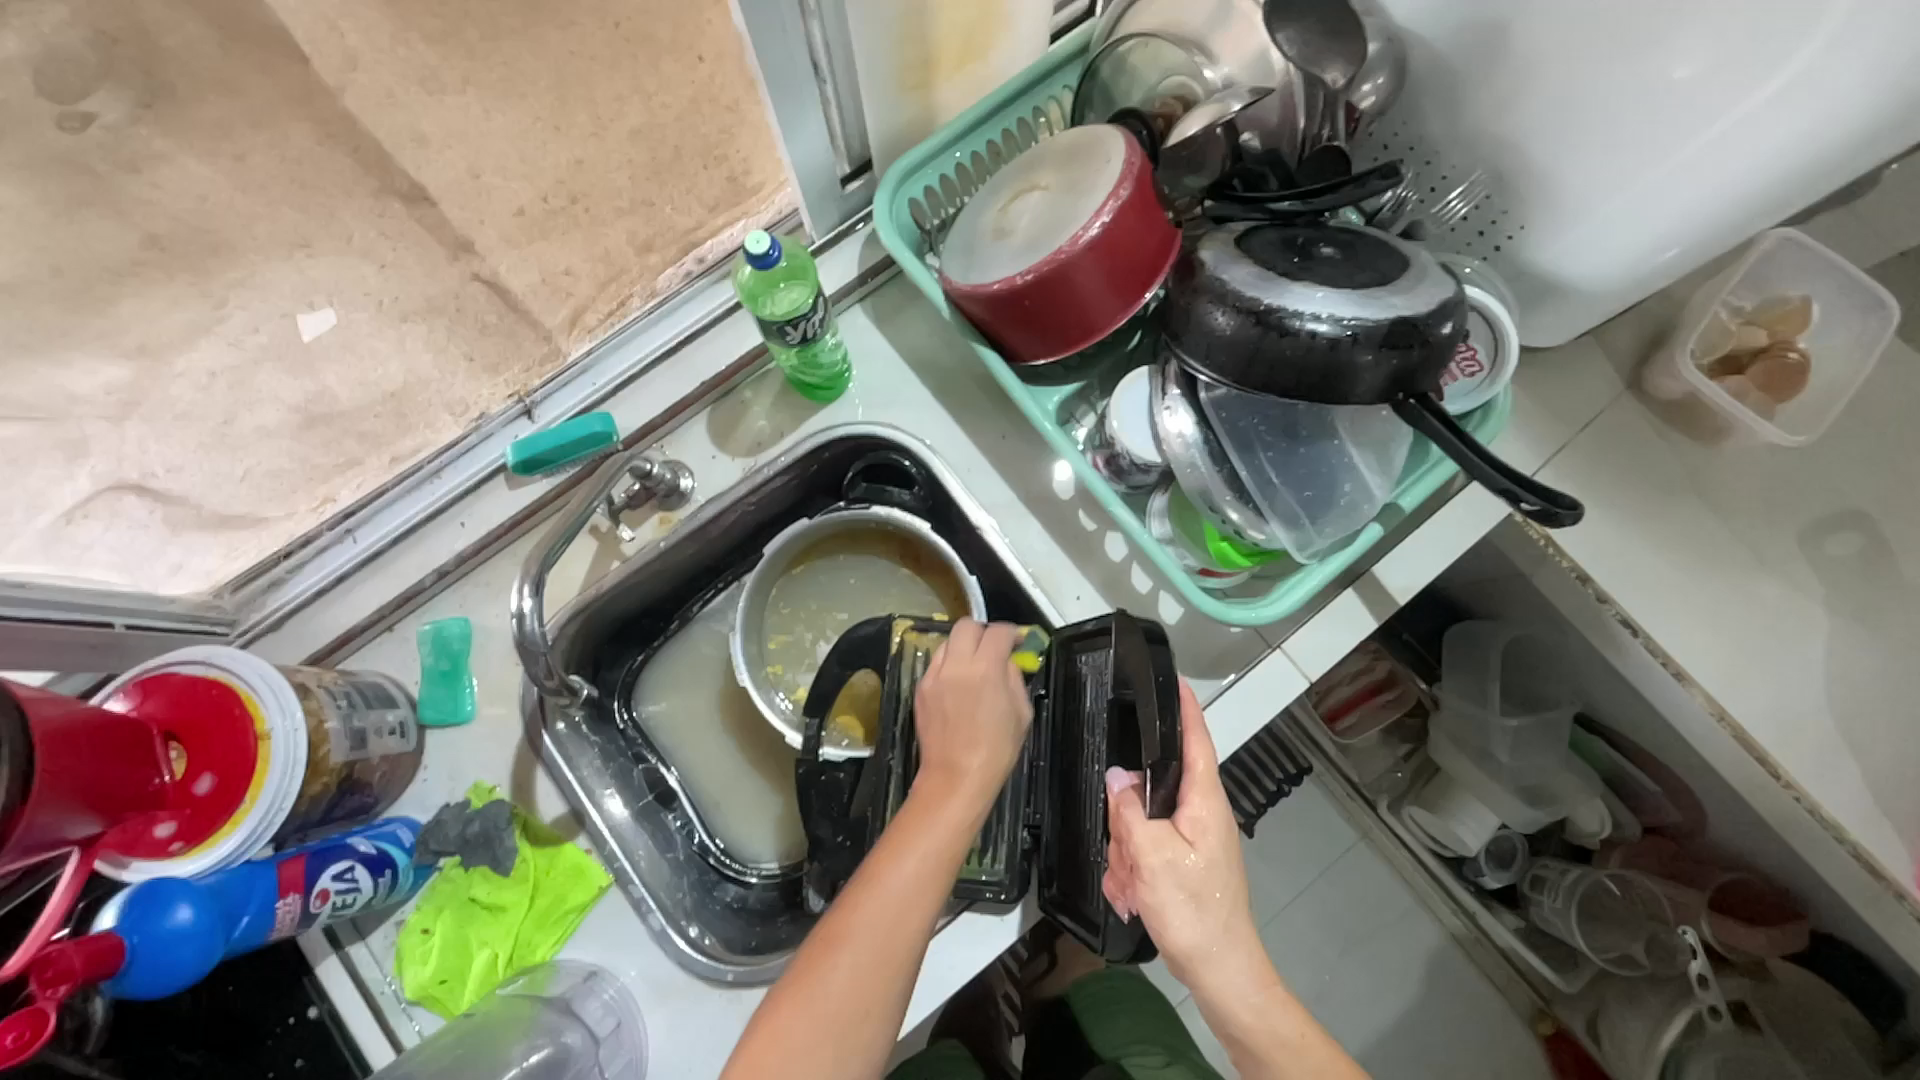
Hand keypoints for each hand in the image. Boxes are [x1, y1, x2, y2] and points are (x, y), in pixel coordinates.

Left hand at [912, 619, 1033, 817]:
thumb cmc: (996, 749)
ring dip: (963, 646)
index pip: (998, 632)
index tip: (1017, 641)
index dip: (1012, 633)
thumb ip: (1014, 678)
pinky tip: (957, 684)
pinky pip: (936, 664)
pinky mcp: (920, 688)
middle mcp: (957, 665)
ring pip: (947, 642)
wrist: (956, 776)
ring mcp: (934, 675)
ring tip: (973, 665)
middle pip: (966, 626)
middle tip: (993, 647)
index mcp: (986, 669)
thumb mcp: (1021, 712)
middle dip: (983, 631)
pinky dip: (949, 665)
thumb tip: (1006, 662)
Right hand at [1102, 679, 1266, 995]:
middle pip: (1151, 787)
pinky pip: (1146, 849)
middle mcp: (1202, 813)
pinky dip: (1134, 870)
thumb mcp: (1153, 858)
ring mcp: (1192, 839)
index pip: (1196, 741)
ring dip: (1128, 851)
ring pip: (1141, 821)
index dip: (1185, 708)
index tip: (1173, 678)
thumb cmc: (1194, 911)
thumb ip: (1130, 811)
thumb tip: (1117, 775)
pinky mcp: (1184, 861)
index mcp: (1204, 802)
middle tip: (1126, 851)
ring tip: (1133, 883)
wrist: (1221, 972)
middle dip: (1127, 818)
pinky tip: (1134, 894)